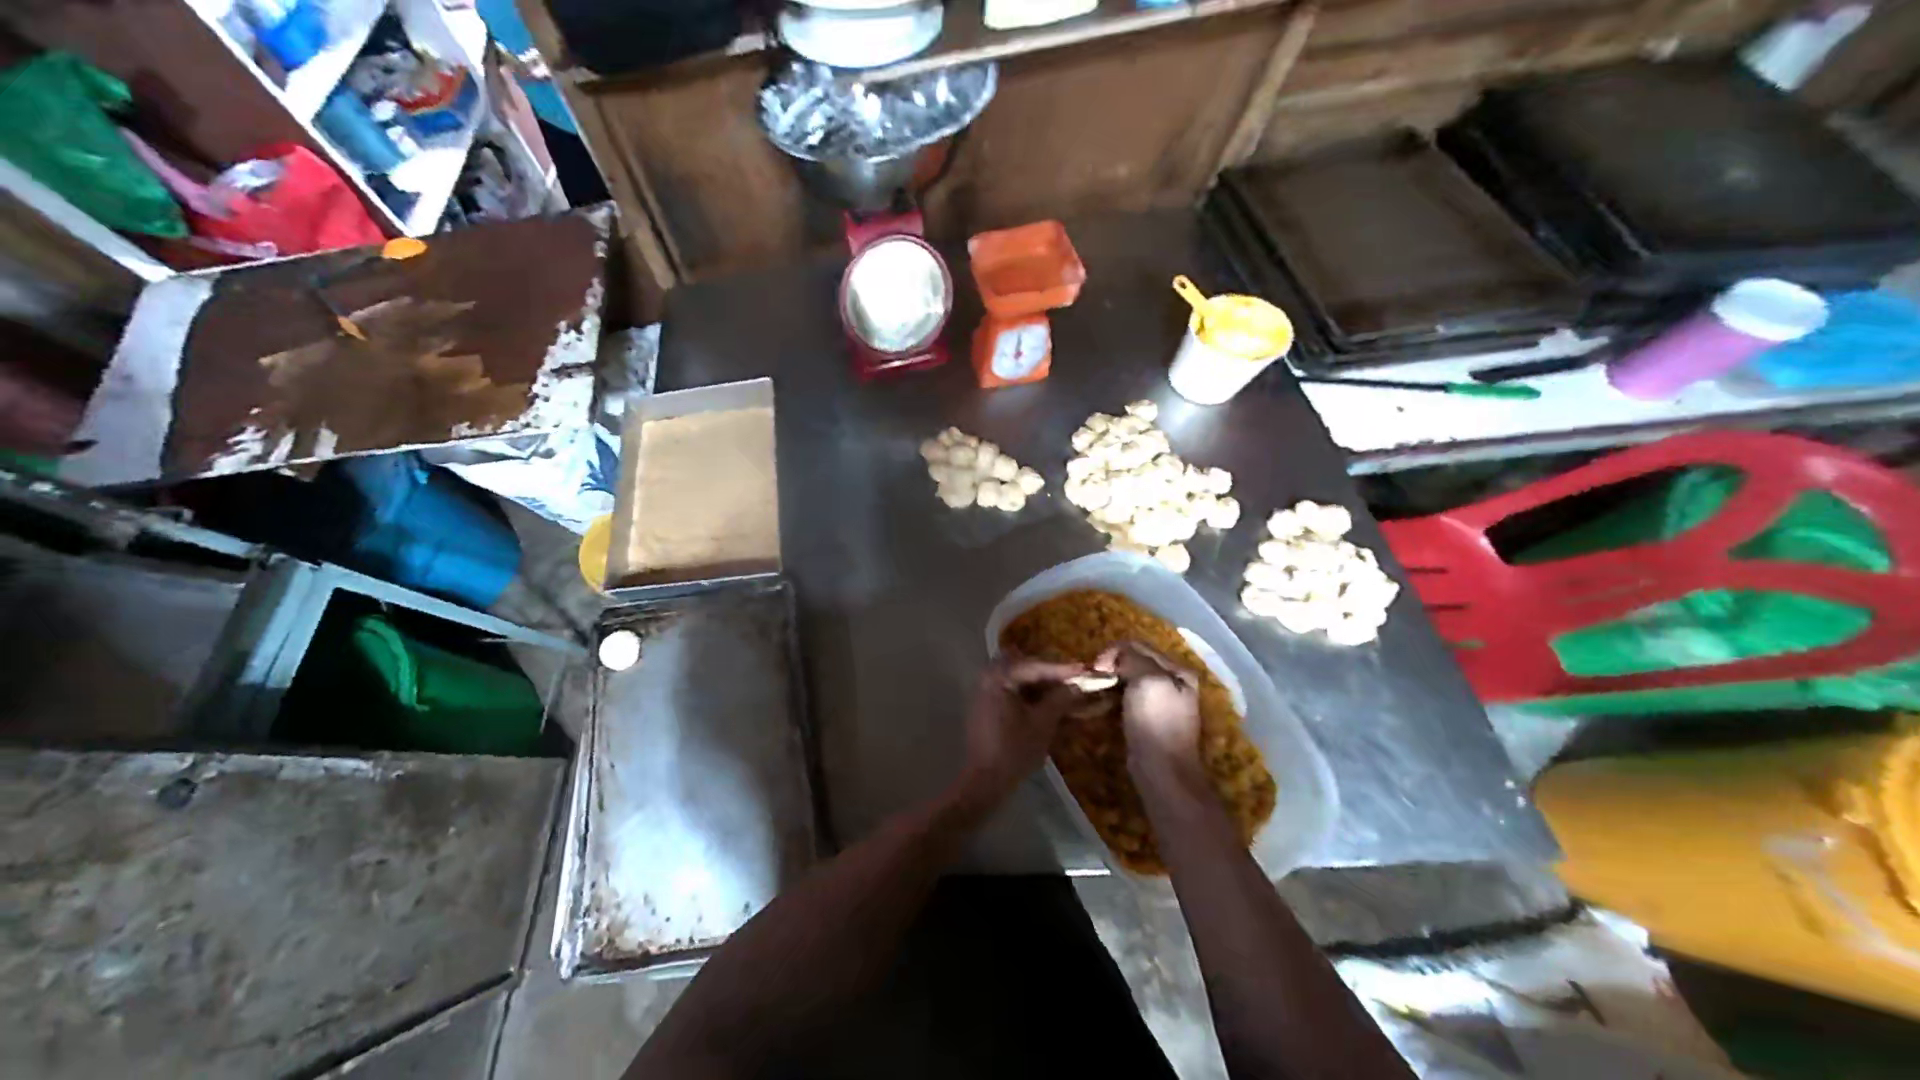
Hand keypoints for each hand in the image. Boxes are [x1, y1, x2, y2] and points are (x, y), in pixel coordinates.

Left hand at [958, 653, 1085, 804]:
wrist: (985, 780)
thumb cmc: (1014, 750)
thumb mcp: (1043, 724)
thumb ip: (1060, 699)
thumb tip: (1077, 685)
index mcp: (999, 678)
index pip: (1035, 667)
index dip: (1063, 670)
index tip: (1085, 670)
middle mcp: (988, 679)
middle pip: (1025, 667)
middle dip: (1050, 672)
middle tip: (1073, 678)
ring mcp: (986, 693)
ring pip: (1019, 680)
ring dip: (1040, 684)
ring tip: (1064, 691)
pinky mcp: (987, 707)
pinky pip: (1012, 692)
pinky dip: (1030, 696)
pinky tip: (1047, 704)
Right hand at [1095, 642, 1201, 768]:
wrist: (1162, 768)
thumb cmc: (1156, 721)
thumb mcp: (1148, 680)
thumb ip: (1133, 659)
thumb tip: (1116, 655)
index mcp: (1177, 669)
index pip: (1139, 646)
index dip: (1115, 650)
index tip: (1097, 667)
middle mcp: (1172, 681)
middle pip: (1135, 661)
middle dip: (1112, 664)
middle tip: (1094, 677)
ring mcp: (1161, 701)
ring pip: (1129, 679)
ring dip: (1111, 680)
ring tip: (1095, 688)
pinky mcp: (1147, 718)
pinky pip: (1127, 697)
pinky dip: (1113, 695)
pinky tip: (1102, 702)